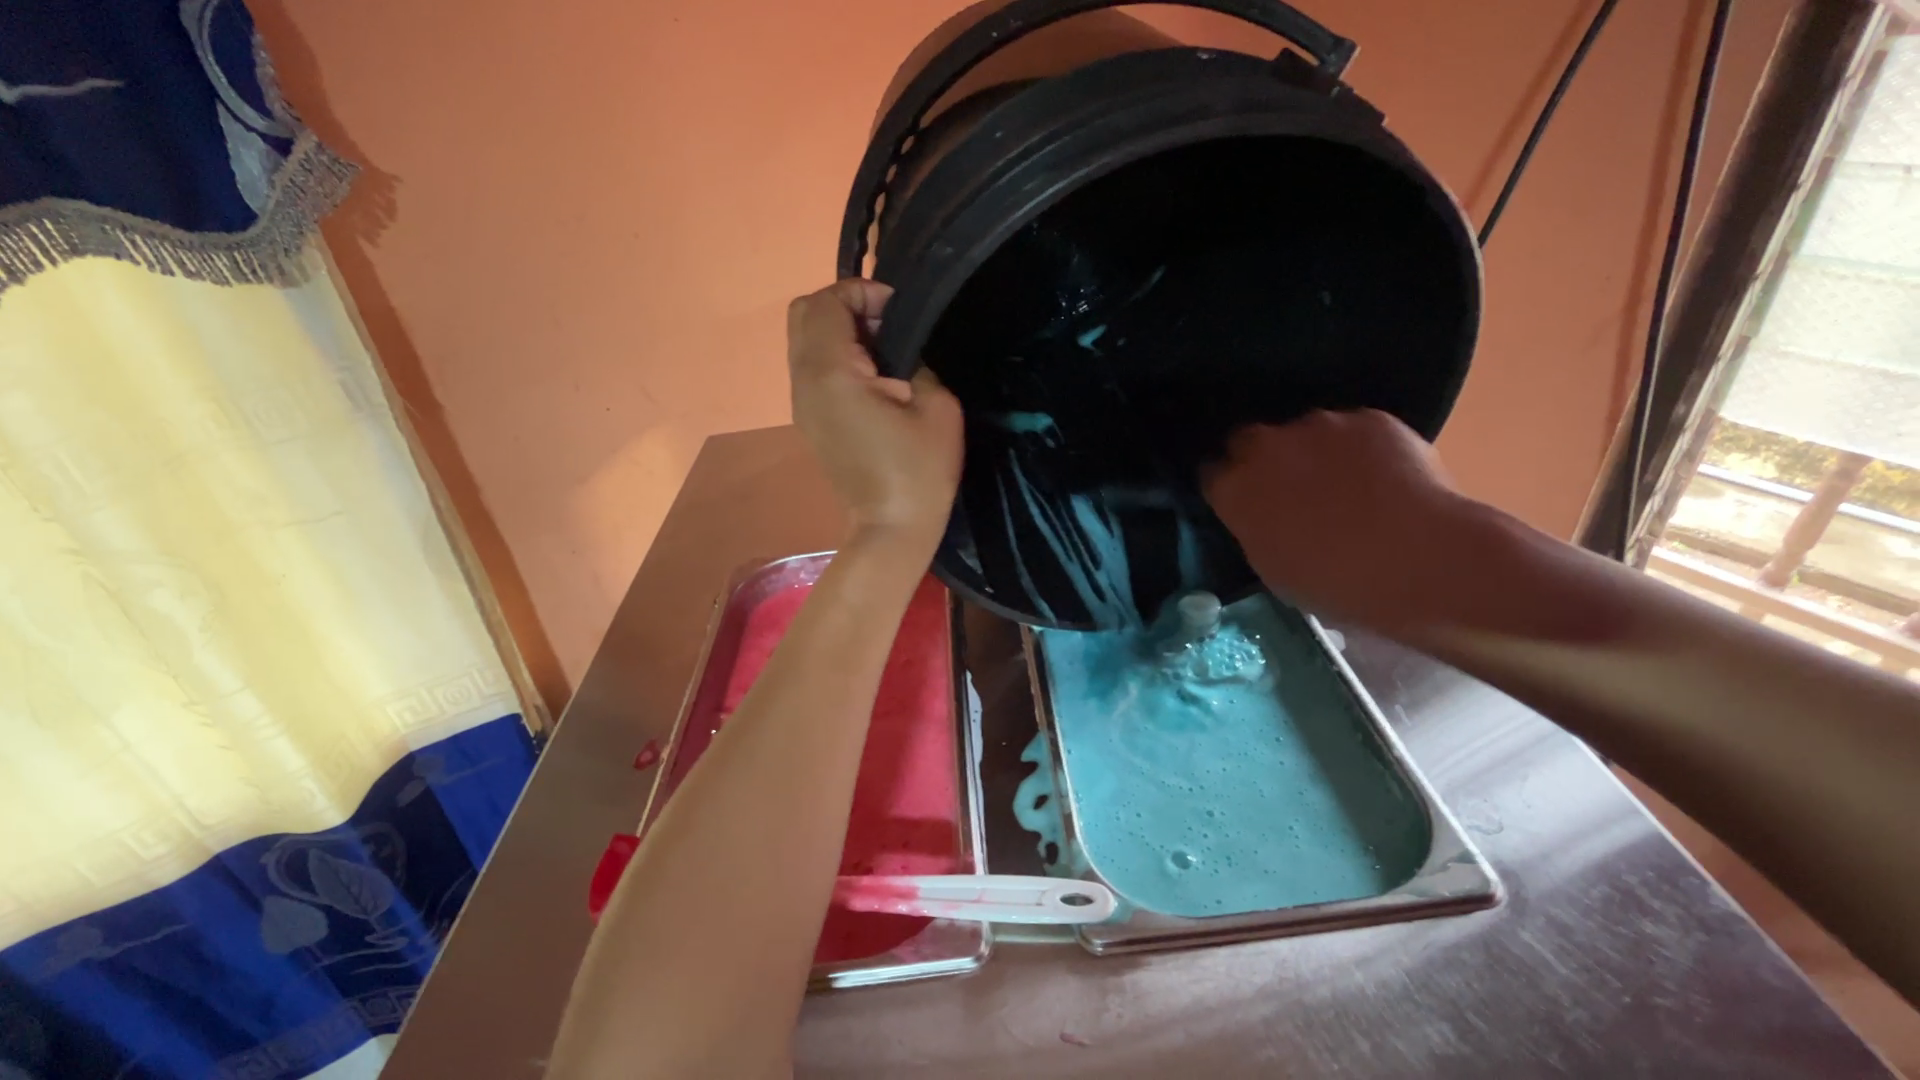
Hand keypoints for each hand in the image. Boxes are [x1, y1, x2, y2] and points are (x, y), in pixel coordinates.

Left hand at [788, 280, 962, 548]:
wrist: (890, 528)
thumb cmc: (919, 470)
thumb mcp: (937, 405)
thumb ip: (915, 359)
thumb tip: (901, 347)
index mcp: (832, 373)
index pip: (827, 302)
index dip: (862, 291)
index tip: (899, 309)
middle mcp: (804, 381)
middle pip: (803, 313)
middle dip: (844, 303)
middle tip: (887, 322)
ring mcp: (801, 402)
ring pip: (803, 339)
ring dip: (839, 329)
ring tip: (883, 348)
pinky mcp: (808, 418)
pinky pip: (810, 366)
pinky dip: (835, 354)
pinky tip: (872, 375)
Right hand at [1203, 409, 1480, 633]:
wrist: (1416, 559)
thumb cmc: (1334, 583)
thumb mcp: (1273, 567)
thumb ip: (1257, 529)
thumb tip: (1265, 518)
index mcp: (1234, 488)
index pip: (1212, 473)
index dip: (1228, 486)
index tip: (1243, 502)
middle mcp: (1266, 446)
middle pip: (1249, 440)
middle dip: (1262, 459)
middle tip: (1290, 491)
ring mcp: (1319, 426)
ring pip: (1306, 433)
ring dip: (1316, 452)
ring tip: (1350, 487)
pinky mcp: (1370, 418)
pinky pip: (1356, 431)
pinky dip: (1365, 450)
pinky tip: (1388, 480)